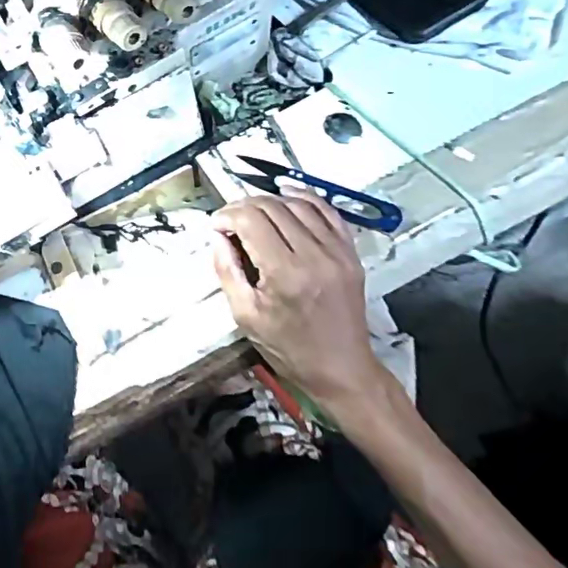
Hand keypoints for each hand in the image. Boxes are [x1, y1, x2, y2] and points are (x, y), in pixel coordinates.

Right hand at [212, 188, 386, 413]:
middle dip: (243, 207)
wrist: (344, 371)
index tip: (216, 227)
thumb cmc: (289, 348)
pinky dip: (304, 199)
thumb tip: (217, 235)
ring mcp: (337, 253)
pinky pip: (327, 212)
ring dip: (269, 200)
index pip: (250, 220)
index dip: (227, 216)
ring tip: (253, 213)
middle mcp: (314, 256)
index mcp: (285, 274)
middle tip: (229, 221)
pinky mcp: (350, 254)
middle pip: (271, 207)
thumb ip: (226, 269)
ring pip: (297, 204)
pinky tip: (286, 196)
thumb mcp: (245, 315)